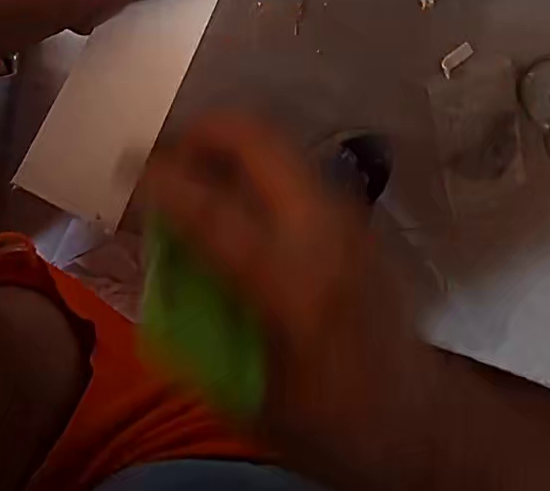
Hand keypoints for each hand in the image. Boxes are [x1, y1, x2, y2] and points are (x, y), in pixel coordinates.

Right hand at [145, 115, 442, 483]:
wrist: (417, 412)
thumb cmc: (331, 419)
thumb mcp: (250, 397)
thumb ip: (201, 327)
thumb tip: (162, 260)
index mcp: (295, 287)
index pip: (217, 215)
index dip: (167, 183)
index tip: (132, 168)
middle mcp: (326, 229)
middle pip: (258, 141)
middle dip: (202, 132)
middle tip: (165, 154)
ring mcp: (347, 210)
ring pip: (277, 139)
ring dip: (226, 141)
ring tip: (191, 165)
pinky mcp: (354, 207)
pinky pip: (291, 161)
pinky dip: (251, 157)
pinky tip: (232, 188)